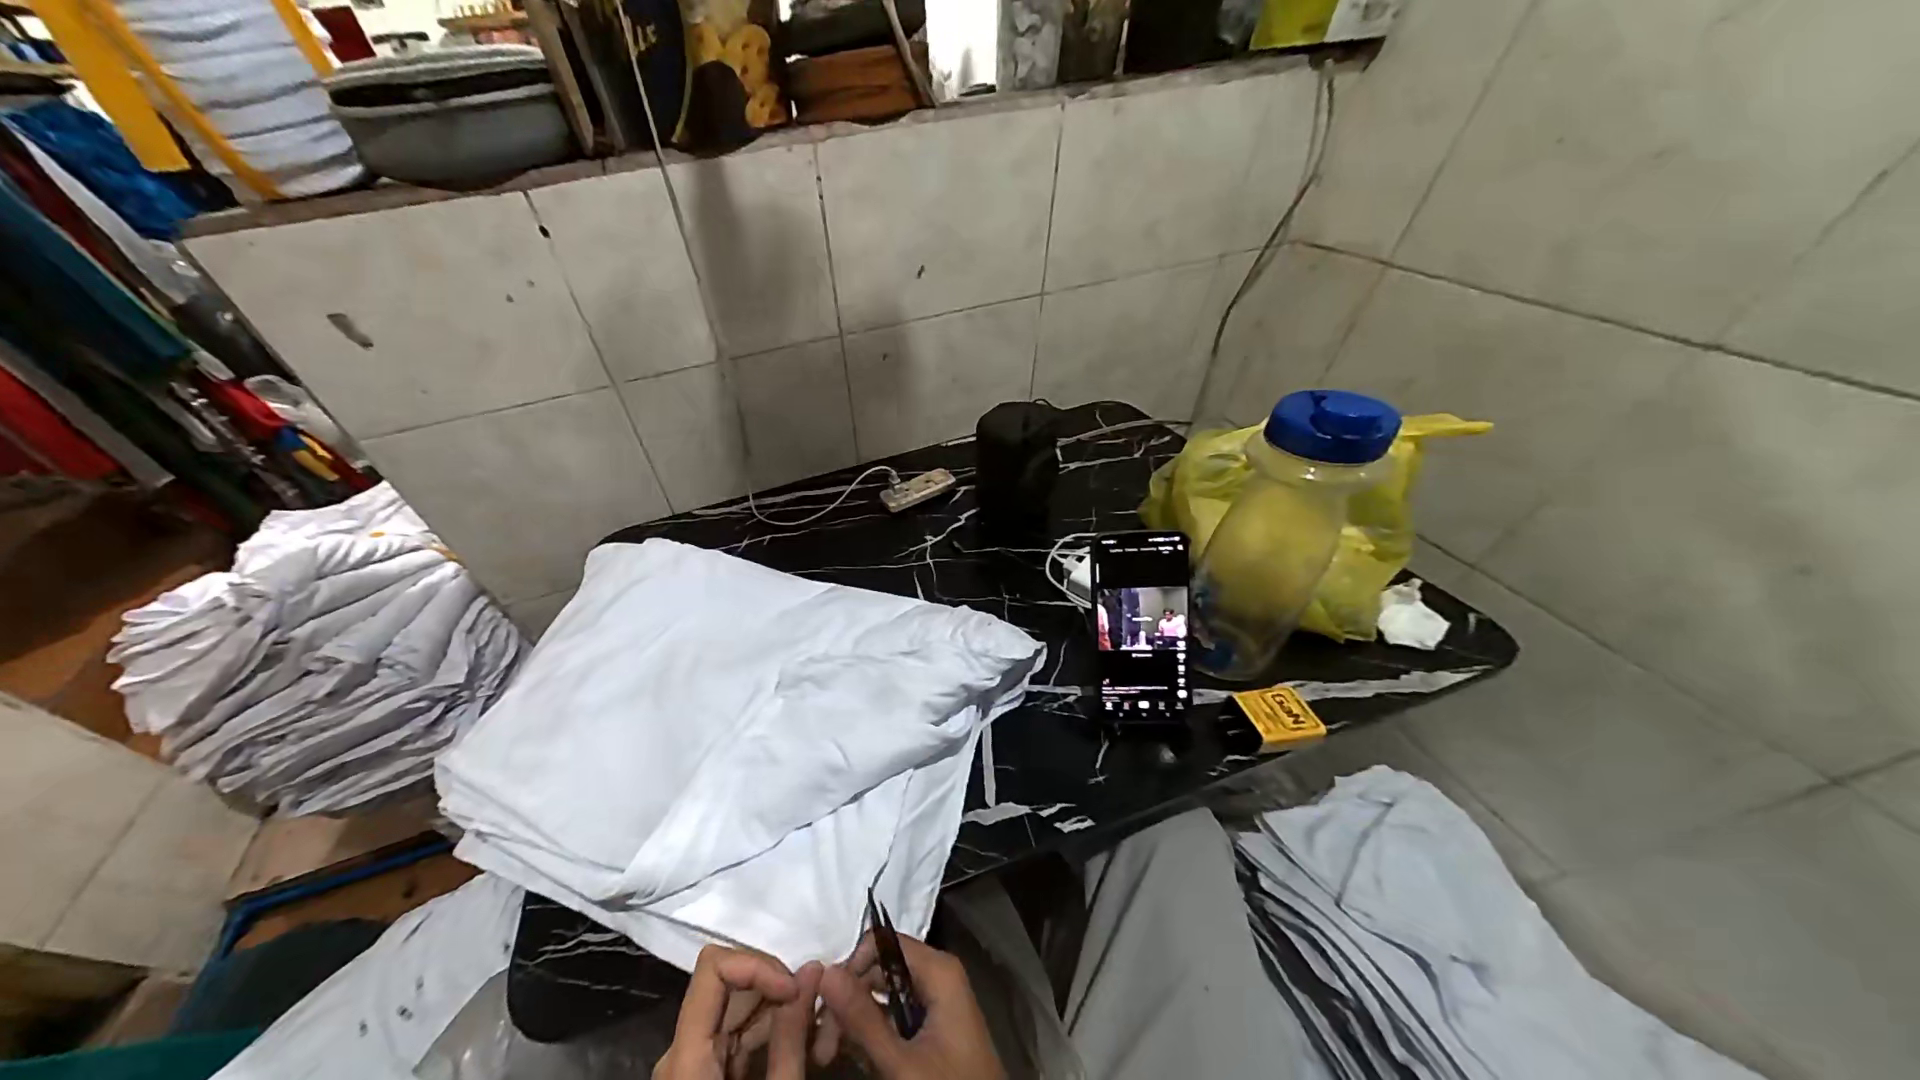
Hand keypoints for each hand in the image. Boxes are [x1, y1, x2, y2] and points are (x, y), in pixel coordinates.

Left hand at [654, 945, 822, 1079]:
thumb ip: (791, 1038)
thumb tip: (813, 969)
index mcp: (685, 1057)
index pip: (712, 968)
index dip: (757, 965)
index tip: (793, 988)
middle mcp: (679, 1051)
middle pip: (728, 985)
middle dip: (776, 985)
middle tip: (814, 1004)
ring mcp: (688, 1062)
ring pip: (735, 1008)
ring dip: (777, 1006)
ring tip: (814, 1025)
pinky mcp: (701, 1074)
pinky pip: (735, 1033)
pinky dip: (768, 1029)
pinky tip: (798, 1042)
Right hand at [812, 932, 1005, 1079]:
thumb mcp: (901, 1063)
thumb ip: (863, 1018)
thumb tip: (825, 973)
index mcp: (938, 969)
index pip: (880, 944)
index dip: (849, 970)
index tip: (824, 1009)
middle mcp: (937, 974)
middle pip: (878, 971)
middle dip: (847, 1004)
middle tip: (822, 1049)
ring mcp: (935, 999)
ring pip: (882, 995)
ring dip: (855, 1024)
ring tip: (831, 1058)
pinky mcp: (932, 1024)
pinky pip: (893, 1016)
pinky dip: (872, 1035)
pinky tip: (858, 1060)